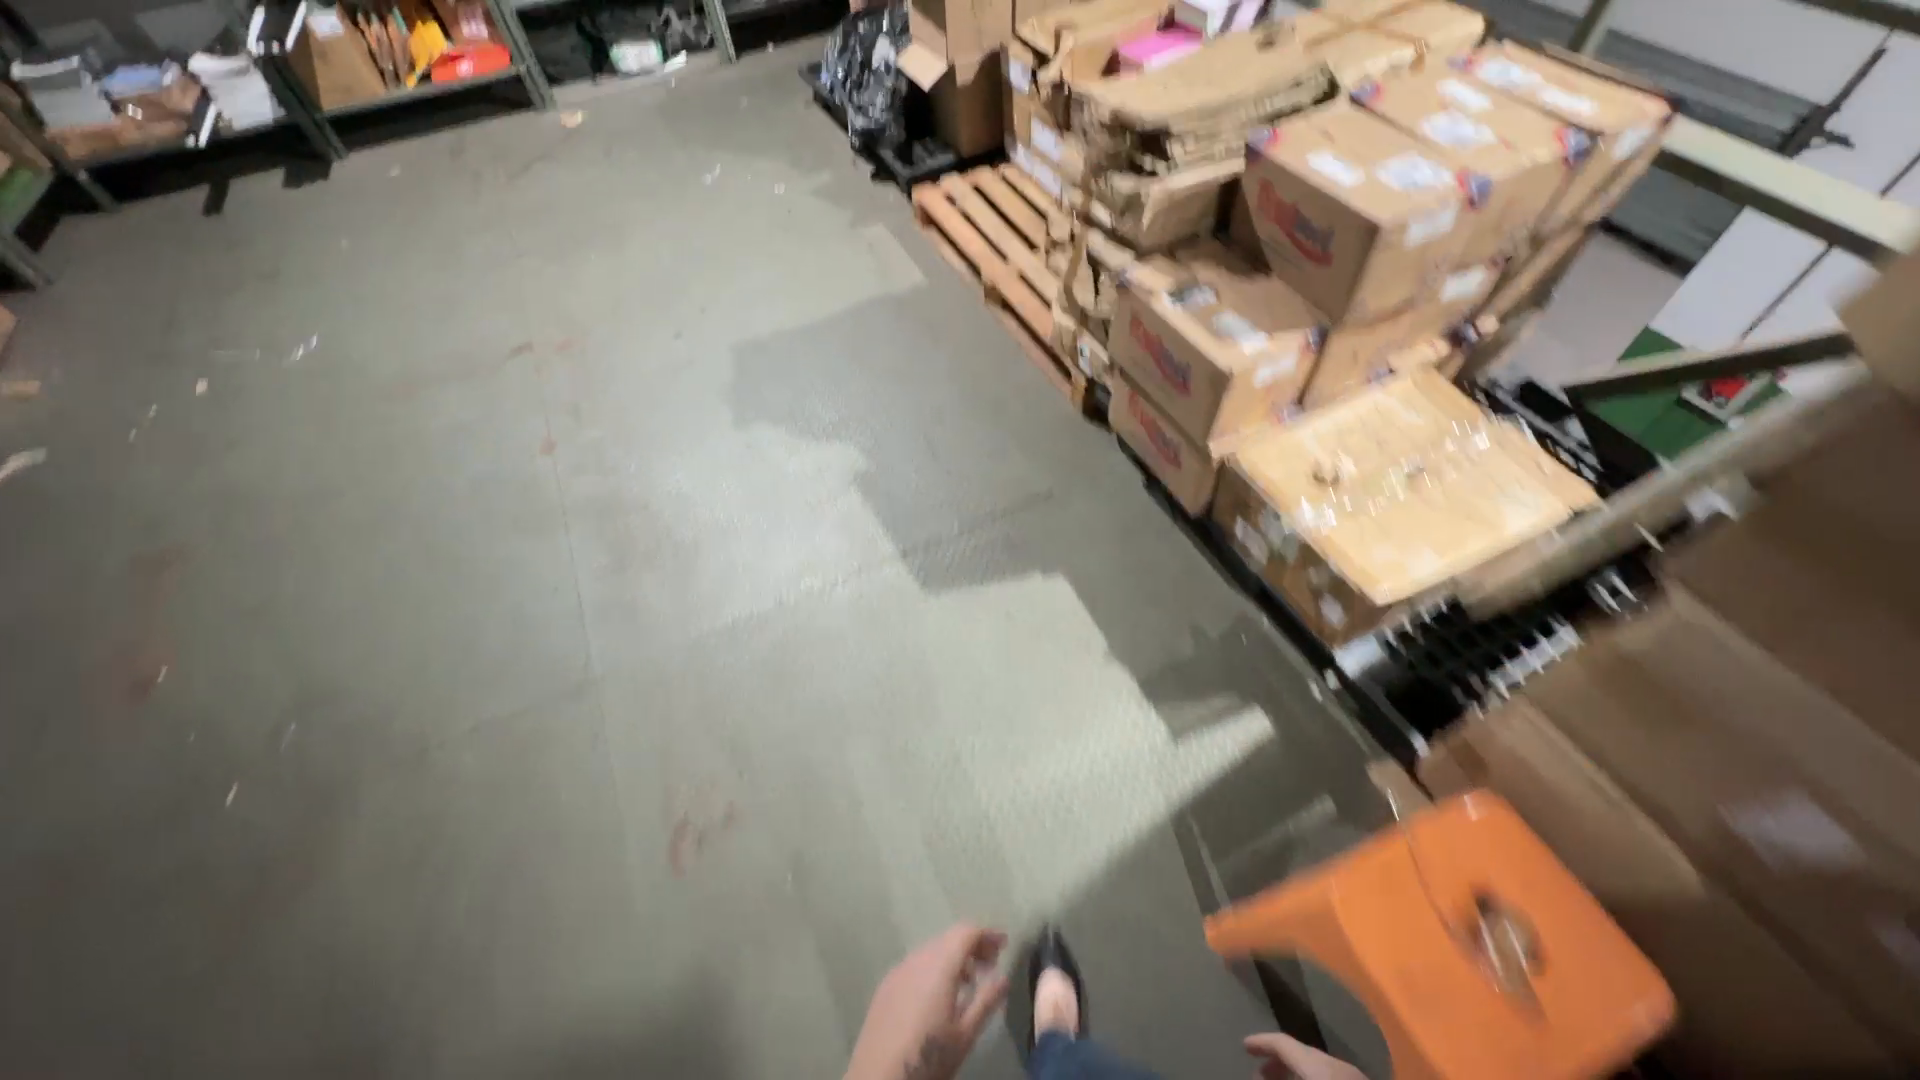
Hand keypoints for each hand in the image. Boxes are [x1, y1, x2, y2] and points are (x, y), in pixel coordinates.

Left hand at [844, 923, 1010, 1079]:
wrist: (878, 1079)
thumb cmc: (928, 1057)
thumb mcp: (965, 1034)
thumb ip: (986, 1001)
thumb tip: (1003, 976)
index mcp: (938, 967)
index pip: (965, 932)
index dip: (987, 934)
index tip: (1004, 946)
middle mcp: (916, 961)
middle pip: (948, 939)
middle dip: (972, 946)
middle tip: (991, 965)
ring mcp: (897, 972)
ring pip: (930, 951)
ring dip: (952, 958)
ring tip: (968, 983)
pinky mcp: (885, 987)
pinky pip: (915, 965)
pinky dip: (933, 968)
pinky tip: (939, 995)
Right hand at [1244, 1032, 1368, 1079]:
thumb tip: (1259, 1079)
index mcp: (1319, 1068)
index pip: (1284, 1044)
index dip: (1262, 1043)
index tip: (1244, 1047)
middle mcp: (1338, 1068)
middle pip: (1303, 1054)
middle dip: (1280, 1062)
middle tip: (1260, 1075)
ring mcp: (1357, 1079)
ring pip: (1320, 1068)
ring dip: (1298, 1074)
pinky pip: (1333, 1079)